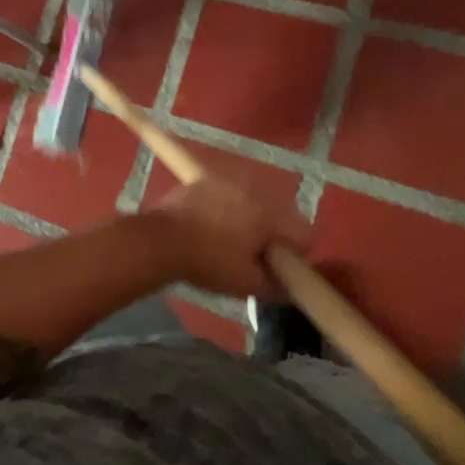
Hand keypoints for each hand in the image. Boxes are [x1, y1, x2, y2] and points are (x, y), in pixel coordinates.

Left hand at [153, 175, 311, 297]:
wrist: (159, 239)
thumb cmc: (208, 261)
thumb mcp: (247, 284)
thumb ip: (276, 285)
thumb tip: (289, 285)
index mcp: (271, 213)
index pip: (305, 233)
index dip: (298, 255)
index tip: (282, 269)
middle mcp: (254, 188)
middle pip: (282, 213)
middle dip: (276, 233)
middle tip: (258, 255)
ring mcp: (228, 179)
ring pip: (256, 200)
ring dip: (253, 217)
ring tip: (235, 240)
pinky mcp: (205, 178)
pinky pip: (230, 193)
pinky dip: (230, 206)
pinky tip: (215, 225)